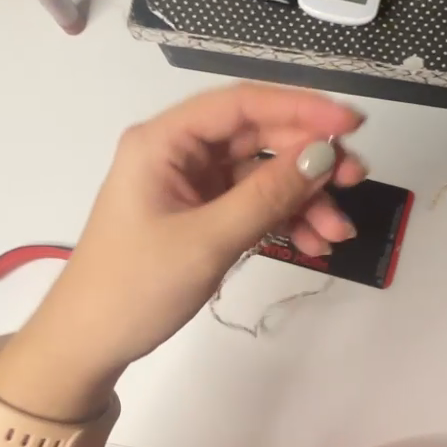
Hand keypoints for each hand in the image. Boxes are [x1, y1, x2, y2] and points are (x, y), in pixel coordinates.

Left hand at [0, 85, 366, 413]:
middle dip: (309, 160)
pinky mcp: (201, 214)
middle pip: (258, 137)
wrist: (90, 342)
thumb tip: (324, 156)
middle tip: (356, 180)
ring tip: (337, 230)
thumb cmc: (134, 287)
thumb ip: (267, 195)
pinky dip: (285, 220)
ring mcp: (191, 184)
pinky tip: (314, 242)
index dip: (300, 108)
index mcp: (163, 141)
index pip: (241, 104)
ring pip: (262, 175)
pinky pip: (253, 204)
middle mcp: (179, 152)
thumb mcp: (207, 240)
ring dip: (304, 198)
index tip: (351, 126)